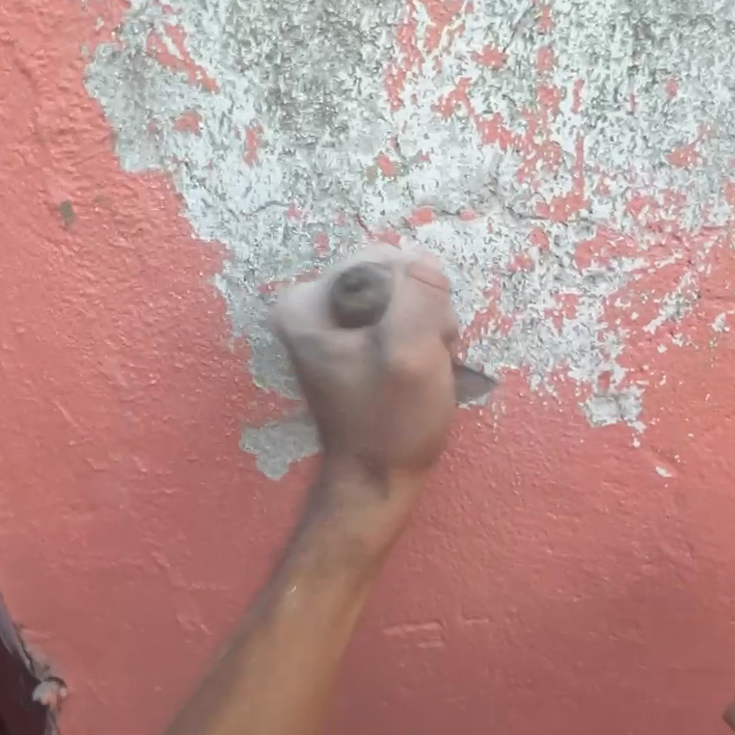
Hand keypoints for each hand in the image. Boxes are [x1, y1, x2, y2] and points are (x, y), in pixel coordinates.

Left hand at [271, 245, 460, 498]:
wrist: (381, 478)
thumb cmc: (392, 423)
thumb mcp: (411, 351)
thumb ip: (418, 290)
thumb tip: (421, 256)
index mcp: (306, 302)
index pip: (382, 259)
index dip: (413, 297)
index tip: (414, 342)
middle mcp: (312, 303)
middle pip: (393, 272)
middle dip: (423, 311)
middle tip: (423, 357)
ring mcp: (334, 319)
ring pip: (404, 291)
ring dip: (428, 325)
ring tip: (424, 366)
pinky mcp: (355, 334)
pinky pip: (403, 311)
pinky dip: (423, 335)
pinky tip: (421, 367)